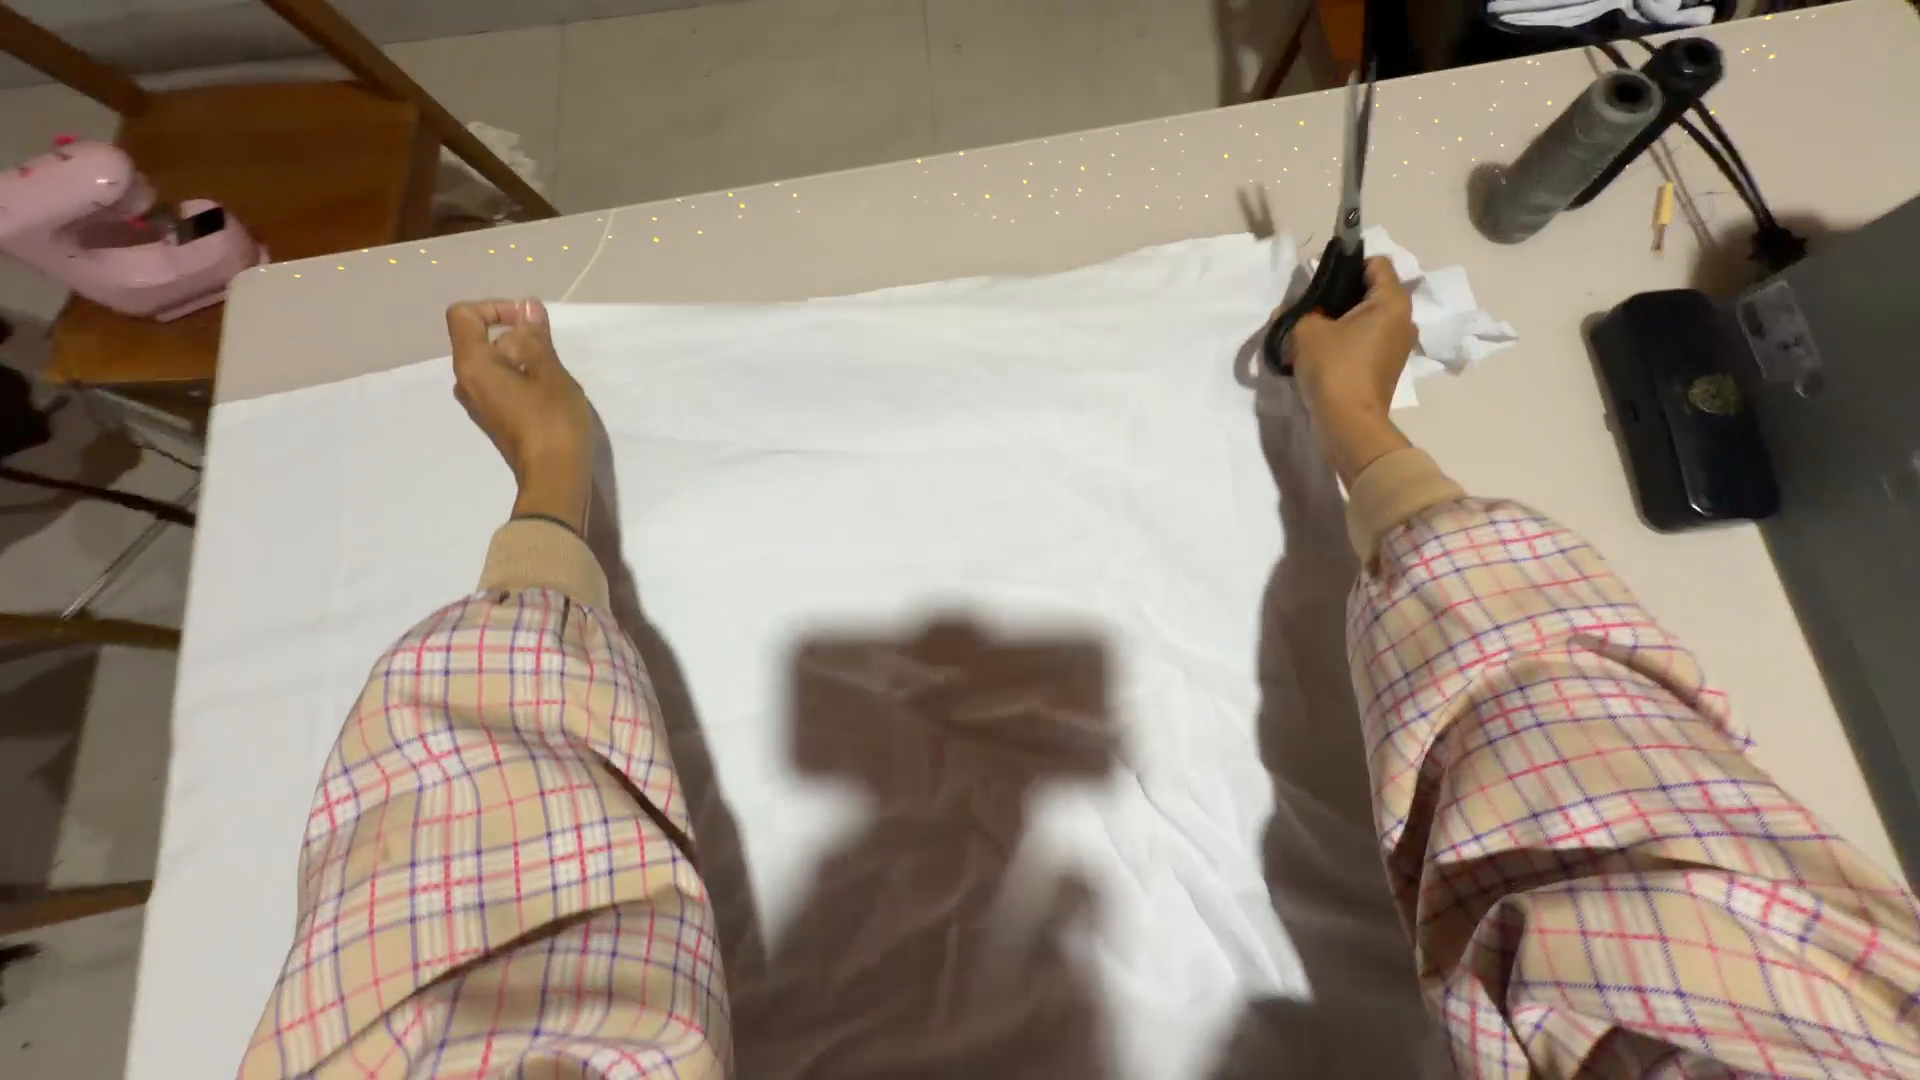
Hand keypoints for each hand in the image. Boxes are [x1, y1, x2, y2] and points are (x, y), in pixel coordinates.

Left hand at [447, 298, 594, 533]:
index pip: (464, 316)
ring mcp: (479, 404)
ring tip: (556, 379)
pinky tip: (551, 398)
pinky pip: (502, 387)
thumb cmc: (553, 422)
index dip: (495, 308)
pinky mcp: (496, 420)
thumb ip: (536, 337)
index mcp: (473, 365)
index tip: (529, 323)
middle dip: (519, 339)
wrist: (555, 478)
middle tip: (553, 357)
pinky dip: (524, 382)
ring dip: (525, 362)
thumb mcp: (551, 374)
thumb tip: (527, 306)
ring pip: (496, 366)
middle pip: (483, 341)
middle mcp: (467, 382)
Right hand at [1285, 257, 1416, 485]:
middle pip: (1370, 292)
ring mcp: (1398, 346)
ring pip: (1366, 320)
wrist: (1347, 422)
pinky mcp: (1386, 368)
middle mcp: (1403, 319)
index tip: (1319, 283)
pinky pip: (1365, 343)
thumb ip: (1299, 311)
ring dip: (1340, 323)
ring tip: (1312, 336)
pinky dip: (1345, 344)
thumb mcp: (1305, 330)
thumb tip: (1296, 311)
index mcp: (1392, 301)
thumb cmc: (1333, 368)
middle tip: (1309, 310)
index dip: (1346, 265)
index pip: (1375, 263)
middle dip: (1339, 297)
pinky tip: (1321, 357)